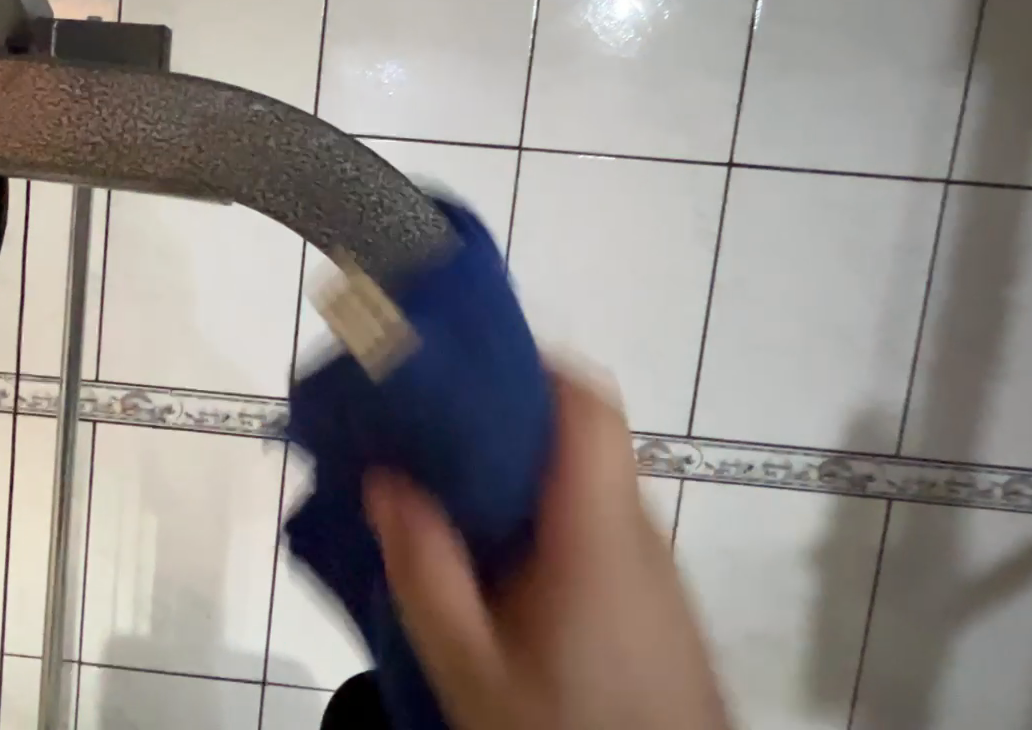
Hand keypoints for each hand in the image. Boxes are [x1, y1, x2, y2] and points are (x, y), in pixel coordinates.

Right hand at [365, 361, 728, 729]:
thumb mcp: (472, 669)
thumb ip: (425, 570)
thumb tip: (381, 478)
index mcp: (597, 532)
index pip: (588, 407)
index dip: (531, 365)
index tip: (462, 363)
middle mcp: (636, 531)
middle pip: (576, 434)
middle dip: (499, 415)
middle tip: (425, 426)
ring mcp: (650, 563)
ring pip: (580, 477)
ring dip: (515, 465)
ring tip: (443, 484)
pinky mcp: (650, 593)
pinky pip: (590, 518)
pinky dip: (537, 506)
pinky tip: (490, 548)